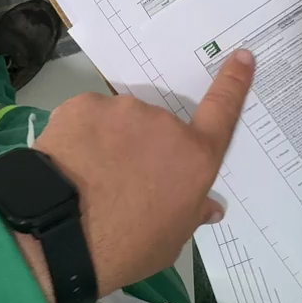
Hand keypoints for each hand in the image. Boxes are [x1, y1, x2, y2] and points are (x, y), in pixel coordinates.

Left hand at [30, 49, 254, 300]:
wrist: (60, 230)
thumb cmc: (125, 246)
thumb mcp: (170, 240)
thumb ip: (189, 212)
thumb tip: (209, 205)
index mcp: (194, 158)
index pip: (222, 112)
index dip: (234, 82)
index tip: (241, 56)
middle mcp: (163, 125)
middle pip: (157, 129)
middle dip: (143, 148)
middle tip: (119, 179)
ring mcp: (122, 110)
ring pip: (119, 122)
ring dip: (109, 140)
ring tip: (89, 174)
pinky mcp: (84, 104)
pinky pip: (88, 118)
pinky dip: (80, 135)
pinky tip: (68, 159)